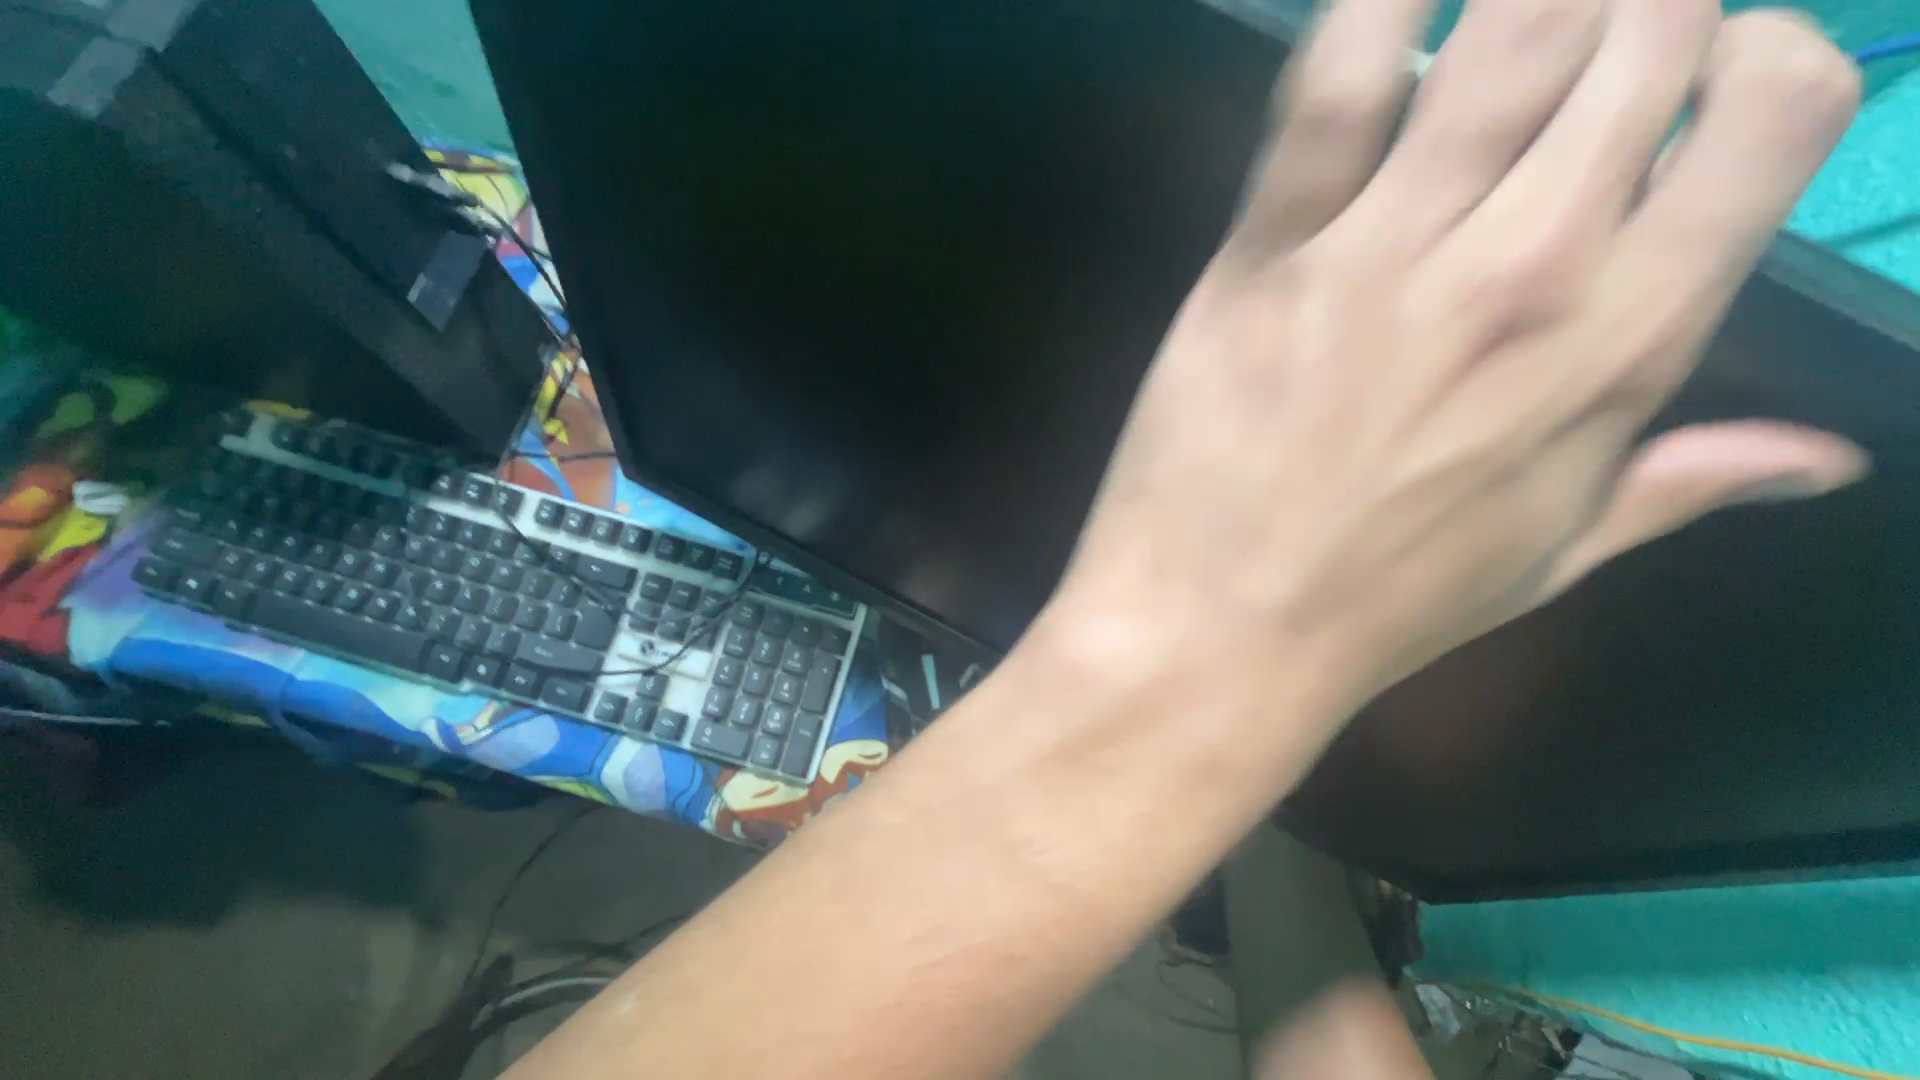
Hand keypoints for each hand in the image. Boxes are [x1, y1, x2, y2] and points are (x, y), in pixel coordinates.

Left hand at [1052, 0, 1864, 736]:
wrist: (1219, 626)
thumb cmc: (1379, 605)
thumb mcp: (1547, 560)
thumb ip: (1678, 485)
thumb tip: (1815, 458)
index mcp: (1628, 344)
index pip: (1773, 113)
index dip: (1750, 54)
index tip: (1692, 69)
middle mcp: (1528, 269)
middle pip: (1638, 35)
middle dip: (1629, 0)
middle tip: (1576, 29)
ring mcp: (1388, 251)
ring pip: (1507, 29)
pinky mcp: (1268, 252)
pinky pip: (1331, 88)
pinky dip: (1365, 10)